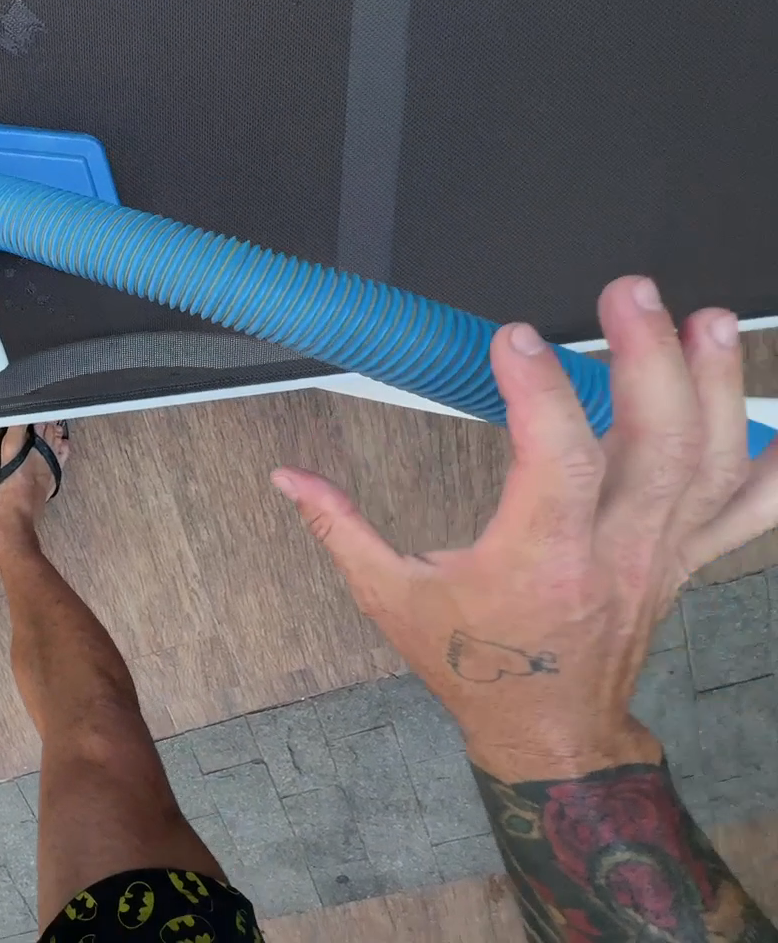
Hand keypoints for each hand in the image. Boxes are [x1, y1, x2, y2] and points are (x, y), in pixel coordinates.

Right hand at [274, 276, 777, 779]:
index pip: (558, 457)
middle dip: (650, 358)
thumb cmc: (463, 657)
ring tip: (698, 320)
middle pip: (660, 442)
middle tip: (629, 295)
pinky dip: (772, 460)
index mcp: (538, 554)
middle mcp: (615, 549)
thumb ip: (336, 525)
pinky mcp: (680, 560)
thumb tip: (286, 476)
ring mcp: (660, 554)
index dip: (540, 390)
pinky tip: (769, 417)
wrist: (544, 722)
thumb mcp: (384, 591)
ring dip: (716, 384)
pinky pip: (749, 508)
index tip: (512, 337)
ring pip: (716, 461)